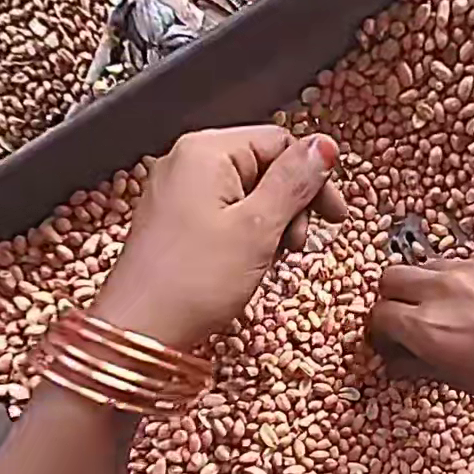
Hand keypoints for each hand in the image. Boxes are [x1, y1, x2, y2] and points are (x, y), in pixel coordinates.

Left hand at [92, 125, 345, 350]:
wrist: (140, 331)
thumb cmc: (194, 281)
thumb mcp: (257, 228)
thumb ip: (293, 182)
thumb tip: (324, 145)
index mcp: (206, 152)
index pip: (279, 142)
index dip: (313, 178)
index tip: (333, 215)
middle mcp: (188, 163)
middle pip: (263, 166)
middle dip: (291, 204)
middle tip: (298, 244)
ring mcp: (178, 193)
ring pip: (247, 194)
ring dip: (272, 224)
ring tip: (271, 258)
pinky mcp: (176, 222)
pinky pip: (226, 215)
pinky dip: (248, 235)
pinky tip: (249, 262)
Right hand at [369, 249, 473, 420]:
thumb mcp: (464, 383)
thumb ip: (421, 364)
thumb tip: (397, 359)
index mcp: (429, 328)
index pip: (380, 315)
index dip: (381, 331)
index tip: (391, 340)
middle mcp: (444, 290)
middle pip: (391, 278)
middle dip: (393, 300)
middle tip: (409, 319)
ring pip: (429, 266)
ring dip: (427, 286)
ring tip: (451, 310)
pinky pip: (469, 262)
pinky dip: (466, 280)